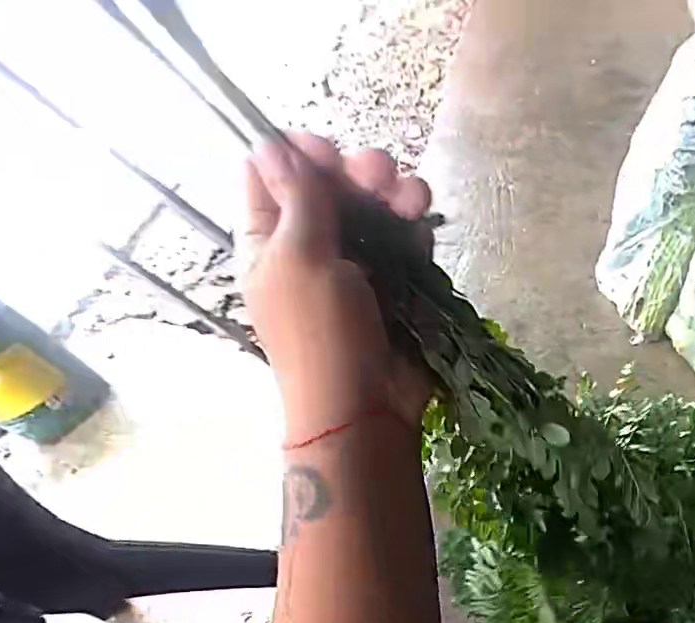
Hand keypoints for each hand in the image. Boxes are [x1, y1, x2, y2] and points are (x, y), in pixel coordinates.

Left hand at [245, 133, 434, 437]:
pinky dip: (416, 231)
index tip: (330, 154)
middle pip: (331, 189)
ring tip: (415, 196)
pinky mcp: (398, 291)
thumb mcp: (299, 259)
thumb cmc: (321, 334)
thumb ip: (298, 200)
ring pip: (375, 216)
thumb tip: (273, 145)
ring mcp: (358, 271)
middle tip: (382, 173)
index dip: (298, 154)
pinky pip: (407, 249)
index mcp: (270, 239)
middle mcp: (313, 249)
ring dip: (395, 197)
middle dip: (358, 173)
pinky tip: (424, 224)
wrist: (366, 406)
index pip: (272, 174)